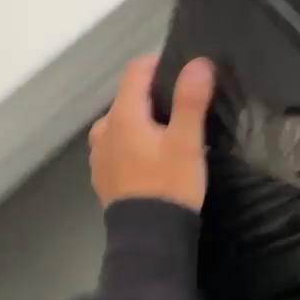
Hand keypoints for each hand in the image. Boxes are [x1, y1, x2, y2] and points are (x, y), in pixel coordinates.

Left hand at [88, 55, 214, 210]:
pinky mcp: (104, 176)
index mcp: (123, 115)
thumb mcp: (187, 143)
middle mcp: (104, 129)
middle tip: (187, 115)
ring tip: (172, 142)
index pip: (136, 71)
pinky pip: (120, 149)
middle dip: (155, 100)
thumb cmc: (170, 185)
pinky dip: (136, 147)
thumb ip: (191, 101)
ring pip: (124, 126)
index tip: (185, 72)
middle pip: (130, 100)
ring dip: (145, 126)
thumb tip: (199, 63)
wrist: (149, 236)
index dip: (159, 64)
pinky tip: (155, 164)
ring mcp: (100, 154)